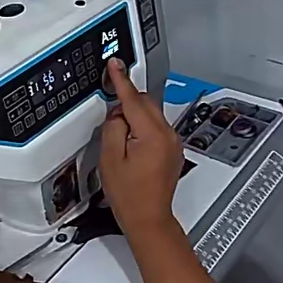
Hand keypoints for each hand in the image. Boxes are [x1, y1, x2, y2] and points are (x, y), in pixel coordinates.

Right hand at [99, 59, 185, 235]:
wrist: (148, 218)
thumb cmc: (130, 195)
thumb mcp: (110, 158)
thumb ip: (112, 127)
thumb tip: (117, 113)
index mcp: (152, 134)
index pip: (133, 99)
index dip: (121, 80)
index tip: (115, 64)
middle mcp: (168, 135)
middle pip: (145, 103)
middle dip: (126, 105)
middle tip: (110, 122)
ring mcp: (173, 142)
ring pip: (150, 115)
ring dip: (134, 119)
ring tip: (120, 143)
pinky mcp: (172, 150)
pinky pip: (156, 128)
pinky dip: (142, 129)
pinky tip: (131, 147)